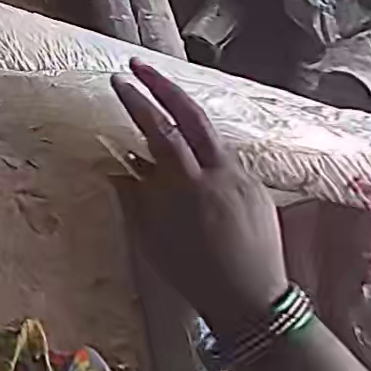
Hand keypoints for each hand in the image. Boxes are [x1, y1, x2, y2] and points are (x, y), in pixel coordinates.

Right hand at [112, 61, 288, 338]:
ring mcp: (241, 176)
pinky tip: (186, 151)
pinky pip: (220, 155)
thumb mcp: (152, 233)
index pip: (160, 130)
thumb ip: (134, 191)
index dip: (137, 102)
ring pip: (208, 130)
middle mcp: (219, 173)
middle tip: (138, 64)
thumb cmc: (192, 272)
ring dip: (181, 109)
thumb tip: (115, 160)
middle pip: (191, 113)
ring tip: (158, 96)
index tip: (119, 80)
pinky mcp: (255, 185)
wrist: (253, 305)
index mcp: (190, 186)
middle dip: (163, 84)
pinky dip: (199, 145)